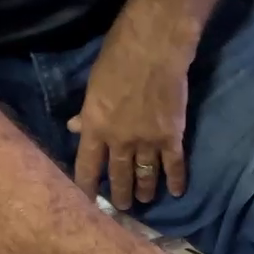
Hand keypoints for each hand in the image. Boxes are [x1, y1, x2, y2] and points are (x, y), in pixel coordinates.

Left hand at [69, 23, 189, 206]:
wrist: (154, 47)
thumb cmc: (118, 56)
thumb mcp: (94, 85)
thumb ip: (87, 112)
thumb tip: (76, 129)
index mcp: (96, 127)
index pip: (87, 166)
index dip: (86, 187)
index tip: (87, 201)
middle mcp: (120, 141)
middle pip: (119, 176)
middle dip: (120, 194)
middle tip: (122, 206)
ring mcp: (148, 142)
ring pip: (146, 175)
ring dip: (145, 190)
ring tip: (145, 200)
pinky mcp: (172, 138)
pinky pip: (174, 166)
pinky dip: (176, 180)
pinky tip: (177, 192)